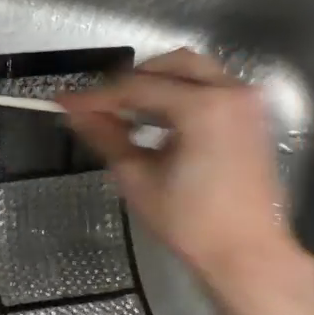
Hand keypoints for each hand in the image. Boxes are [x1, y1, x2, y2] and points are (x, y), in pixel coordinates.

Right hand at [60, 50, 303, 293]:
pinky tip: (154, 123)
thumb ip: (106, 137)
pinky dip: (177, 96)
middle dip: (129, 81)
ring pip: (192, 72)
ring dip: (154, 86)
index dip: (95, 96)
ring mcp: (246, 102)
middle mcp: (231, 93)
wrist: (244, 249)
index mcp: (203, 107)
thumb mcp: (137, 177)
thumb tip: (75, 114)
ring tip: (123, 115)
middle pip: (170, 65)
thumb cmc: (189, 220)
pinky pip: (208, 89)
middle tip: (97, 107)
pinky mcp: (250, 116)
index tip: (62, 102)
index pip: (137, 87)